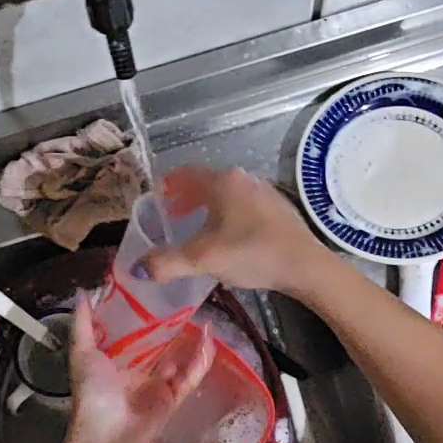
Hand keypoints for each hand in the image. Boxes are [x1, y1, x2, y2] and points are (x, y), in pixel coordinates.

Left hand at [64, 295, 214, 442]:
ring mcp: (158, 387)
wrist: (108, 433)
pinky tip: (209, 340)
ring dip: (192, 342)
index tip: (158, 294)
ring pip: (180, 361)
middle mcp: (138, 374)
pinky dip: (200, 360)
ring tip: (205, 318)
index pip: (135, 338)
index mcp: (116, 364)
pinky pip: (190, 376)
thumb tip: (81, 292)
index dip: (147, 318)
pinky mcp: (174, 398)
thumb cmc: (93, 392)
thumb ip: (83, 324)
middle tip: (188, 302)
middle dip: (175, 329)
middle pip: (161, 348)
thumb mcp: (82, 353)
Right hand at [142, 166, 330, 294]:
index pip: (185, 174)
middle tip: (172, 216)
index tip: (156, 199)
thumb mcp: (203, 259)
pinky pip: (244, 206)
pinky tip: (229, 237)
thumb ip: (167, 263)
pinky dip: (228, 216)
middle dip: (186, 198)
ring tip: (197, 228)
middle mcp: (243, 179)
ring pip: (227, 195)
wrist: (305, 265)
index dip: (167, 186)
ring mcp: (264, 192)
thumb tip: (137, 268)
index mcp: (222, 182)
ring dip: (208, 208)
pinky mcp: (278, 210)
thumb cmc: (251, 253)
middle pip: (206, 183)